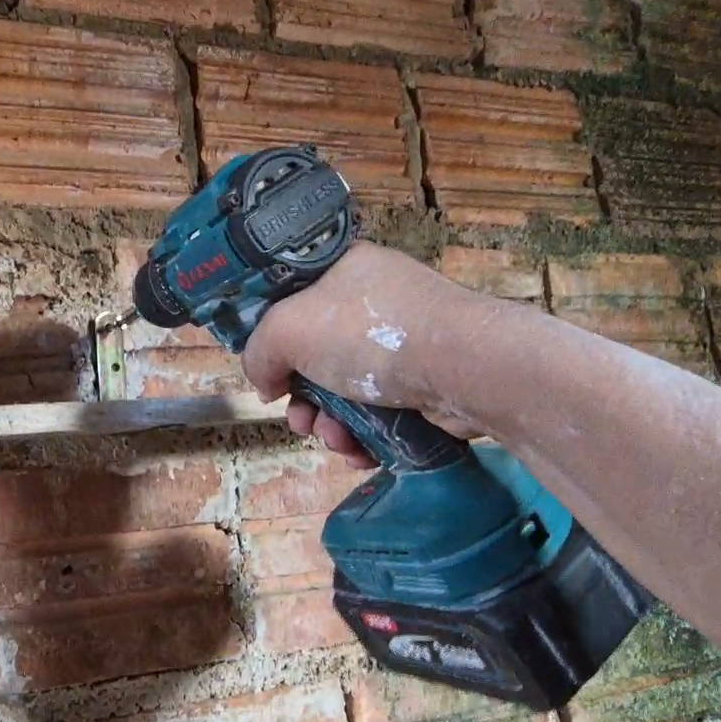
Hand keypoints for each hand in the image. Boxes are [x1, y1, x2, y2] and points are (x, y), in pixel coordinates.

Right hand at [241, 244, 491, 465]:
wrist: (462, 368)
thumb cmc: (367, 335)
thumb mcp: (286, 331)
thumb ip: (258, 353)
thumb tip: (265, 384)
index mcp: (341, 271)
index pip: (290, 300)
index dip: (271, 340)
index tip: (267, 373)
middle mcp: (372, 301)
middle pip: (313, 354)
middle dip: (301, 398)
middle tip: (300, 420)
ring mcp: (402, 341)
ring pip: (343, 389)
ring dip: (328, 424)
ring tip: (334, 440)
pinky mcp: (424, 380)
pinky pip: (376, 410)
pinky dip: (362, 434)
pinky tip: (359, 451)